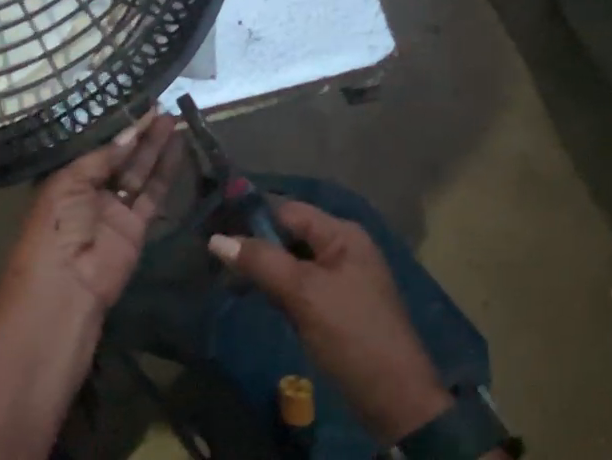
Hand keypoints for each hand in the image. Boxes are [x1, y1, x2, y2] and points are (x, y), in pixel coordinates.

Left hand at [0, 110, 183, 314]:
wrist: (65, 284)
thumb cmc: (56, 225)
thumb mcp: (70, 182)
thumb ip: (102, 158)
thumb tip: (130, 135)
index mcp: (69, 177)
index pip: (98, 147)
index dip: (119, 128)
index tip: (139, 105)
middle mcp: (92, 190)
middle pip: (122, 157)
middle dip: (141, 134)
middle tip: (162, 108)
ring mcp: (116, 209)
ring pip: (140, 171)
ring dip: (156, 147)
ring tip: (173, 120)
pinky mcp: (138, 226)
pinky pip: (153, 193)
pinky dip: (166, 172)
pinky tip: (178, 148)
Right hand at [208, 202, 451, 443]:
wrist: (396, 401)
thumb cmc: (351, 336)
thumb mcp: (303, 293)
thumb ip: (261, 261)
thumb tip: (215, 238)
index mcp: (342, 235)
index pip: (288, 211)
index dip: (253, 219)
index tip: (218, 234)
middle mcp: (343, 248)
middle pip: (289, 234)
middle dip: (258, 247)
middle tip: (222, 263)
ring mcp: (342, 278)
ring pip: (292, 261)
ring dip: (266, 271)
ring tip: (234, 283)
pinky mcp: (337, 305)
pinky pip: (300, 285)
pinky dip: (279, 289)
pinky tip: (260, 299)